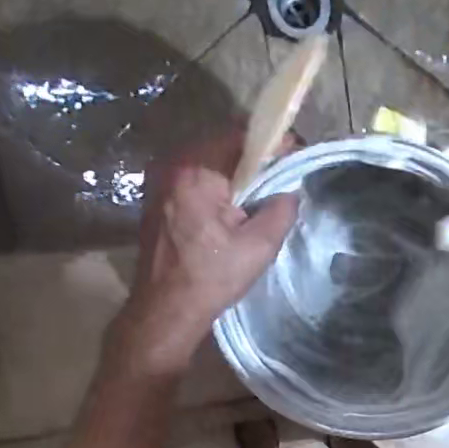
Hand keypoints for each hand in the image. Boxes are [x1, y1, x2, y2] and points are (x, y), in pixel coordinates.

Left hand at [109, 128, 299, 375]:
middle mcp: (171, 168)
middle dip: (253, 158)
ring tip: (259, 192)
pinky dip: (214, 186)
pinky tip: (231, 208)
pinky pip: (192, 179)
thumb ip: (281, 210)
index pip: (240, 137)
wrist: (165, 310)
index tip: (293, 155)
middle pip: (221, 146)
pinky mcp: (155, 199)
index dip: (271, 144)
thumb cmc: (210, 278)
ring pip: (206, 163)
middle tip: (280, 175)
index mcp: (196, 172)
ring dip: (233, 173)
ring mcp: (158, 182)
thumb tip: (290, 191)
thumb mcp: (258, 246)